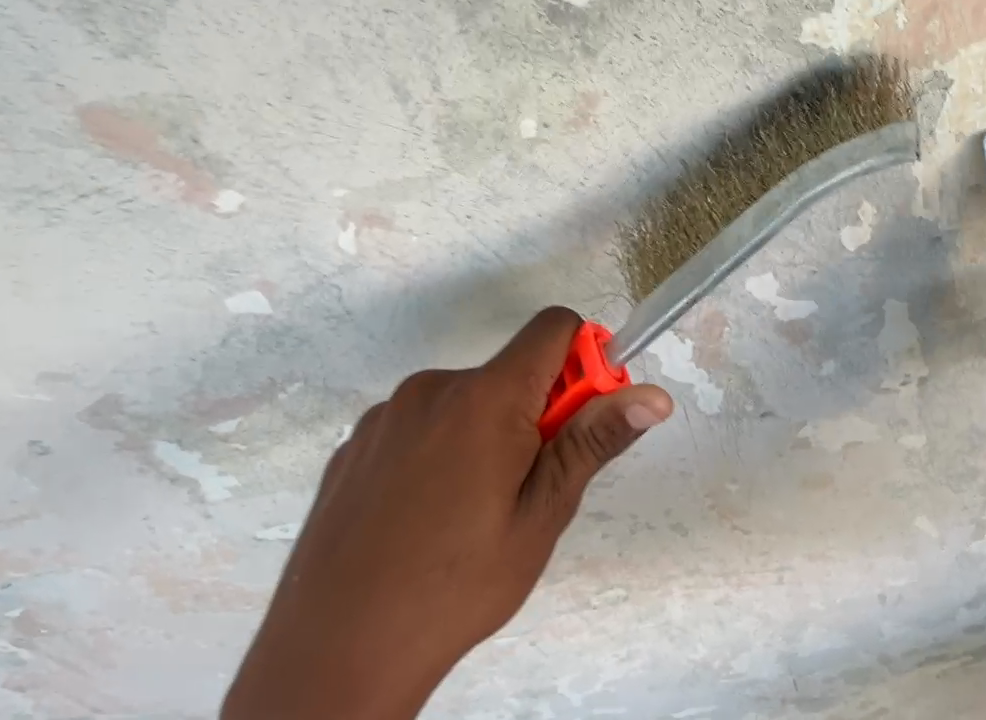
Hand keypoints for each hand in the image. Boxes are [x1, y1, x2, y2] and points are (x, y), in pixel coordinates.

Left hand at [223, 307, 674, 719]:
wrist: (330, 657)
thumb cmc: (456, 585)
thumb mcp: (543, 515)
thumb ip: (595, 442)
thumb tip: (655, 396)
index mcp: (485, 397)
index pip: (555, 327)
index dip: (586, 358)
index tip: (585, 415)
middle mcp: (431, 389)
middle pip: (511, 370)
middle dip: (538, 411)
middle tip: (532, 486)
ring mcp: (384, 418)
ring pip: (466, 401)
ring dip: (488, 433)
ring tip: (474, 512)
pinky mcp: (352, 448)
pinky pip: (420, 427)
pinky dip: (441, 452)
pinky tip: (427, 518)